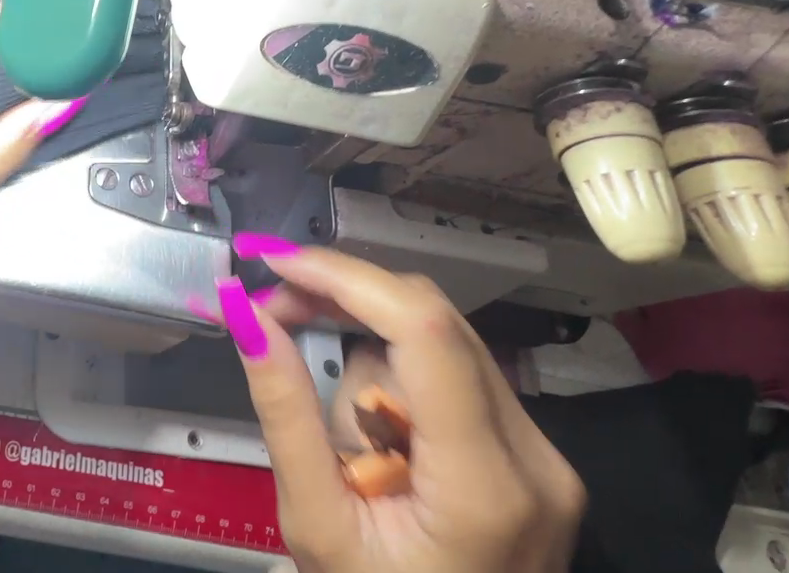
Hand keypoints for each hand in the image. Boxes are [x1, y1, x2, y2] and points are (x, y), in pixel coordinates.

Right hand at [216, 245, 585, 572]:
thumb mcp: (315, 524)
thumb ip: (284, 411)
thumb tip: (245, 312)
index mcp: (485, 483)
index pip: (424, 330)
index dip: (344, 277)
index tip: (273, 263)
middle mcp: (535, 455)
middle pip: (432, 318)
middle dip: (343, 299)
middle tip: (272, 313)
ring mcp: (544, 453)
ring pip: (440, 335)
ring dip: (365, 338)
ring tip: (326, 406)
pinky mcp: (534, 452)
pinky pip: (452, 367)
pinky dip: (393, 365)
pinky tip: (366, 419)